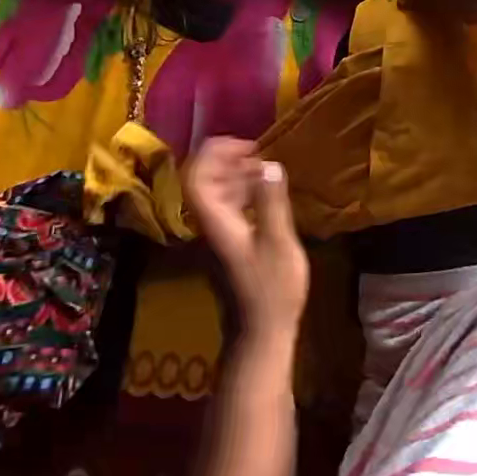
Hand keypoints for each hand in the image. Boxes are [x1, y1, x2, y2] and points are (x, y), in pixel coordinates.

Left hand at [183, 137, 309, 340]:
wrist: (262, 330)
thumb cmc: (273, 288)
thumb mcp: (278, 243)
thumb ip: (272, 203)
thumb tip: (270, 165)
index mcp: (217, 221)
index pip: (198, 177)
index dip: (216, 153)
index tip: (248, 145)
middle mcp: (211, 224)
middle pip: (204, 181)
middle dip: (228, 158)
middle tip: (261, 153)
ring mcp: (219, 235)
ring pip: (217, 193)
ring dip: (237, 174)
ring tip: (267, 168)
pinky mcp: (230, 243)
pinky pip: (229, 207)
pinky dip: (244, 192)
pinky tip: (267, 194)